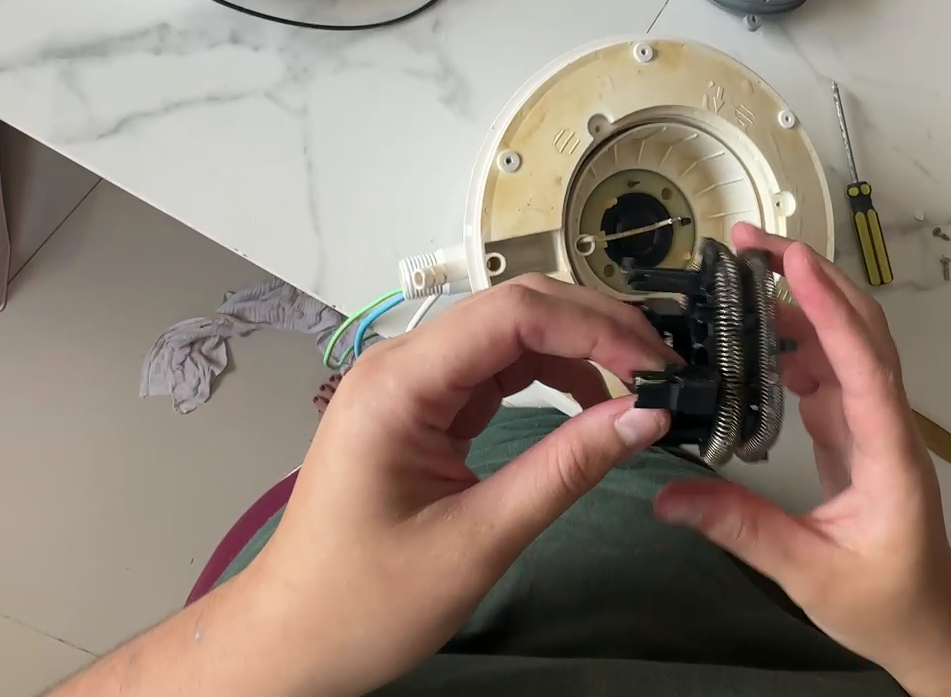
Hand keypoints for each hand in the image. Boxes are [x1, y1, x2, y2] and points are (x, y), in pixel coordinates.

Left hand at [240, 275, 674, 694]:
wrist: (290, 643)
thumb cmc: (364, 603)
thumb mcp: (476, 542)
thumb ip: (565, 469)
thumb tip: (646, 417)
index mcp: (401, 382)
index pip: (513, 313)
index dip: (592, 326)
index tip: (653, 365)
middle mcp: (406, 360)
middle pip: (517, 307)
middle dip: (595, 326)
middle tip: (660, 365)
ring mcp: (418, 376)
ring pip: (516, 329)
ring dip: (581, 345)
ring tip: (638, 379)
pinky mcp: (431, 399)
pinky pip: (504, 364)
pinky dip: (557, 372)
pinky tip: (591, 399)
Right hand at [652, 225, 950, 696]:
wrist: (927, 614)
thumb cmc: (885, 598)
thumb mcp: (808, 571)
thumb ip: (741, 528)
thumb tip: (667, 497)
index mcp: (889, 449)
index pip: (865, 365)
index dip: (830, 309)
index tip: (794, 262)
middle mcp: (883, 415)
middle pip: (858, 324)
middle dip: (810, 273)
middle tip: (751, 241)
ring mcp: (867, 412)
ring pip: (840, 333)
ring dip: (797, 294)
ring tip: (744, 269)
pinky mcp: (848, 417)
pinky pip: (821, 359)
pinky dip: (789, 333)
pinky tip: (752, 329)